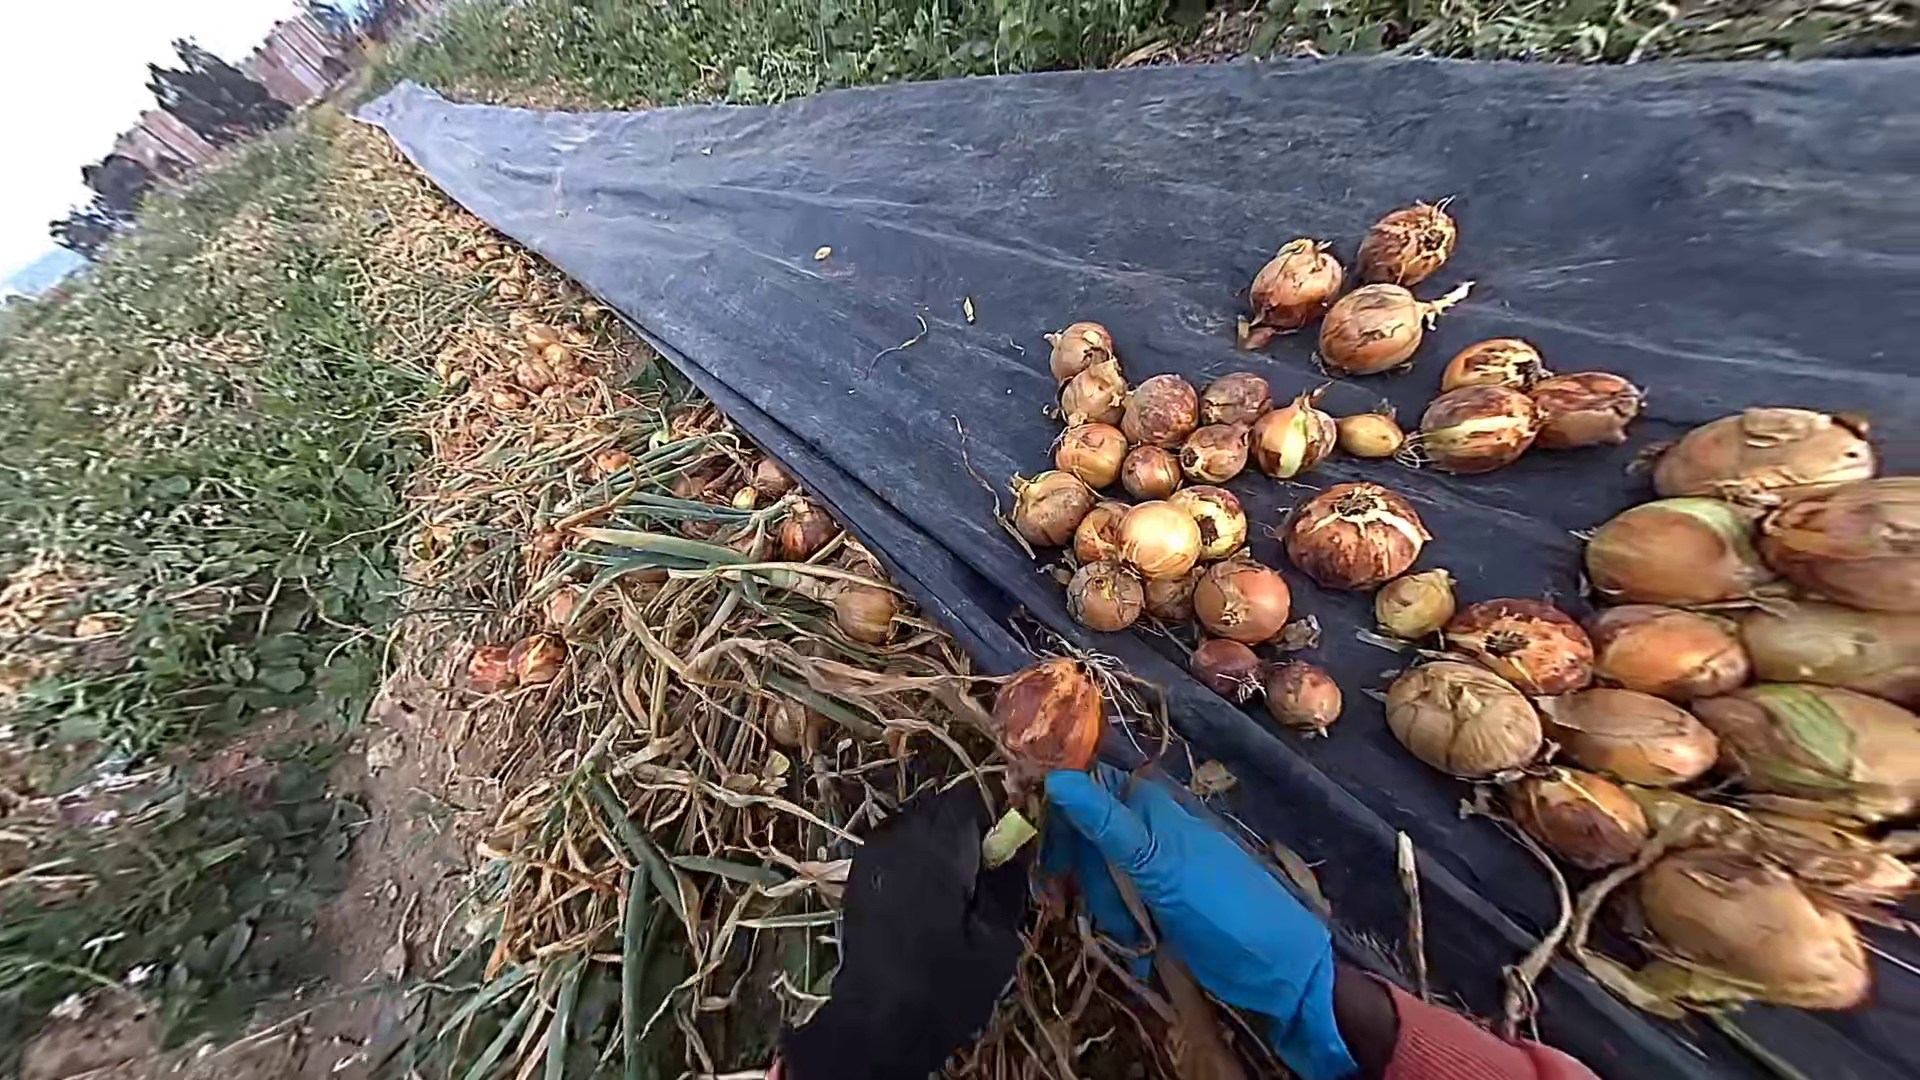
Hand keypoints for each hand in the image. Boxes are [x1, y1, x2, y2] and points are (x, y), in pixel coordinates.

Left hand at [780, 786, 1025, 1079]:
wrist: (875, 1024)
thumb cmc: (944, 984)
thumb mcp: (997, 939)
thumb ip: (1009, 880)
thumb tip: (1018, 844)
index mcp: (939, 844)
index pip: (969, 799)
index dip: (987, 823)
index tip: (994, 859)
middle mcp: (902, 833)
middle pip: (941, 806)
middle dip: (962, 831)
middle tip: (972, 878)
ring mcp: (875, 848)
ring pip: (917, 820)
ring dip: (936, 841)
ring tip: (944, 889)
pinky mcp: (859, 868)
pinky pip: (895, 840)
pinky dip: (911, 855)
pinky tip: (916, 896)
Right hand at [1046, 766, 1357, 1079]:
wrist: (1279, 971)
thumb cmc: (1220, 906)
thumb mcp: (1155, 864)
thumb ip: (1104, 821)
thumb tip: (1053, 777)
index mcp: (1144, 800)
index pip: (1081, 788)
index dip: (1058, 815)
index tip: (1043, 851)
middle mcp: (1142, 822)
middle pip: (1083, 831)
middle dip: (1079, 870)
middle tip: (1072, 902)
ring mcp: (1148, 859)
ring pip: (1095, 868)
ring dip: (1101, 902)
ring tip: (1128, 933)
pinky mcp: (1153, 892)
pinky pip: (1115, 895)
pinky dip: (1116, 918)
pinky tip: (1136, 942)